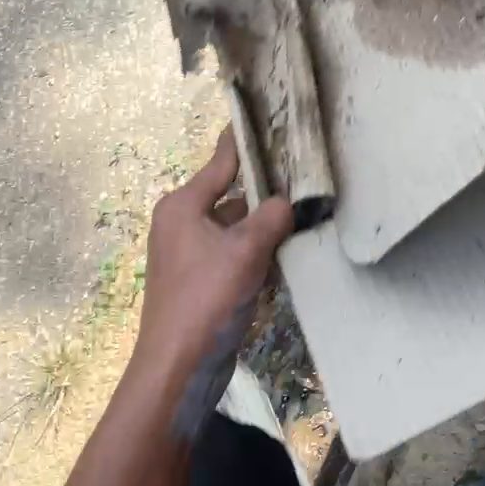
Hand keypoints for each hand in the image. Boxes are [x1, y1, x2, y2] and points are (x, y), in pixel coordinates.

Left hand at [133, 129, 293, 400]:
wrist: (178, 370)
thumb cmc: (206, 299)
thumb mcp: (246, 251)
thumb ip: (272, 217)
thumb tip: (287, 203)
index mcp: (183, 206)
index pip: (221, 161)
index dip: (245, 140)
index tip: (267, 115)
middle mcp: (183, 224)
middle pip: (235, 195)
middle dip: (267, 195)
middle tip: (306, 181)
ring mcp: (191, 255)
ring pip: (240, 228)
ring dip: (266, 232)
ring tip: (303, 224)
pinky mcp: (203, 282)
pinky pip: (236, 256)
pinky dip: (257, 259)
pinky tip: (282, 266)